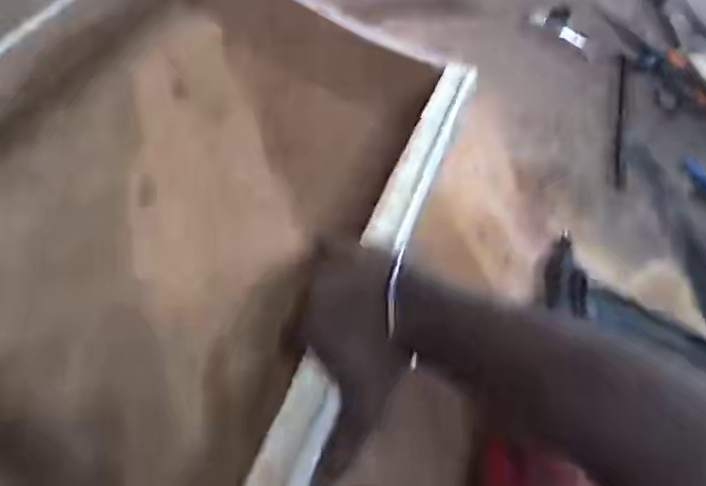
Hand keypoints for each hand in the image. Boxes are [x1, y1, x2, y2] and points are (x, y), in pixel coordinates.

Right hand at [297, 239, 411, 478]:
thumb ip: (338, 447)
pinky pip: (328, 244)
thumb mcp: (362, 410)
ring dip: (320, 287)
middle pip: (302, 304)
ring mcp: (330, 266)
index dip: (299, 346)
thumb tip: (318, 485)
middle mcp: (310, 293)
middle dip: (311, 316)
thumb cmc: (385, 361)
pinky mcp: (349, 247)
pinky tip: (331, 254)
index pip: (290, 336)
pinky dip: (327, 248)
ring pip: (313, 275)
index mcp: (306, 326)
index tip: (311, 354)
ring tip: (336, 299)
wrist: (416, 313)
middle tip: (330, 327)